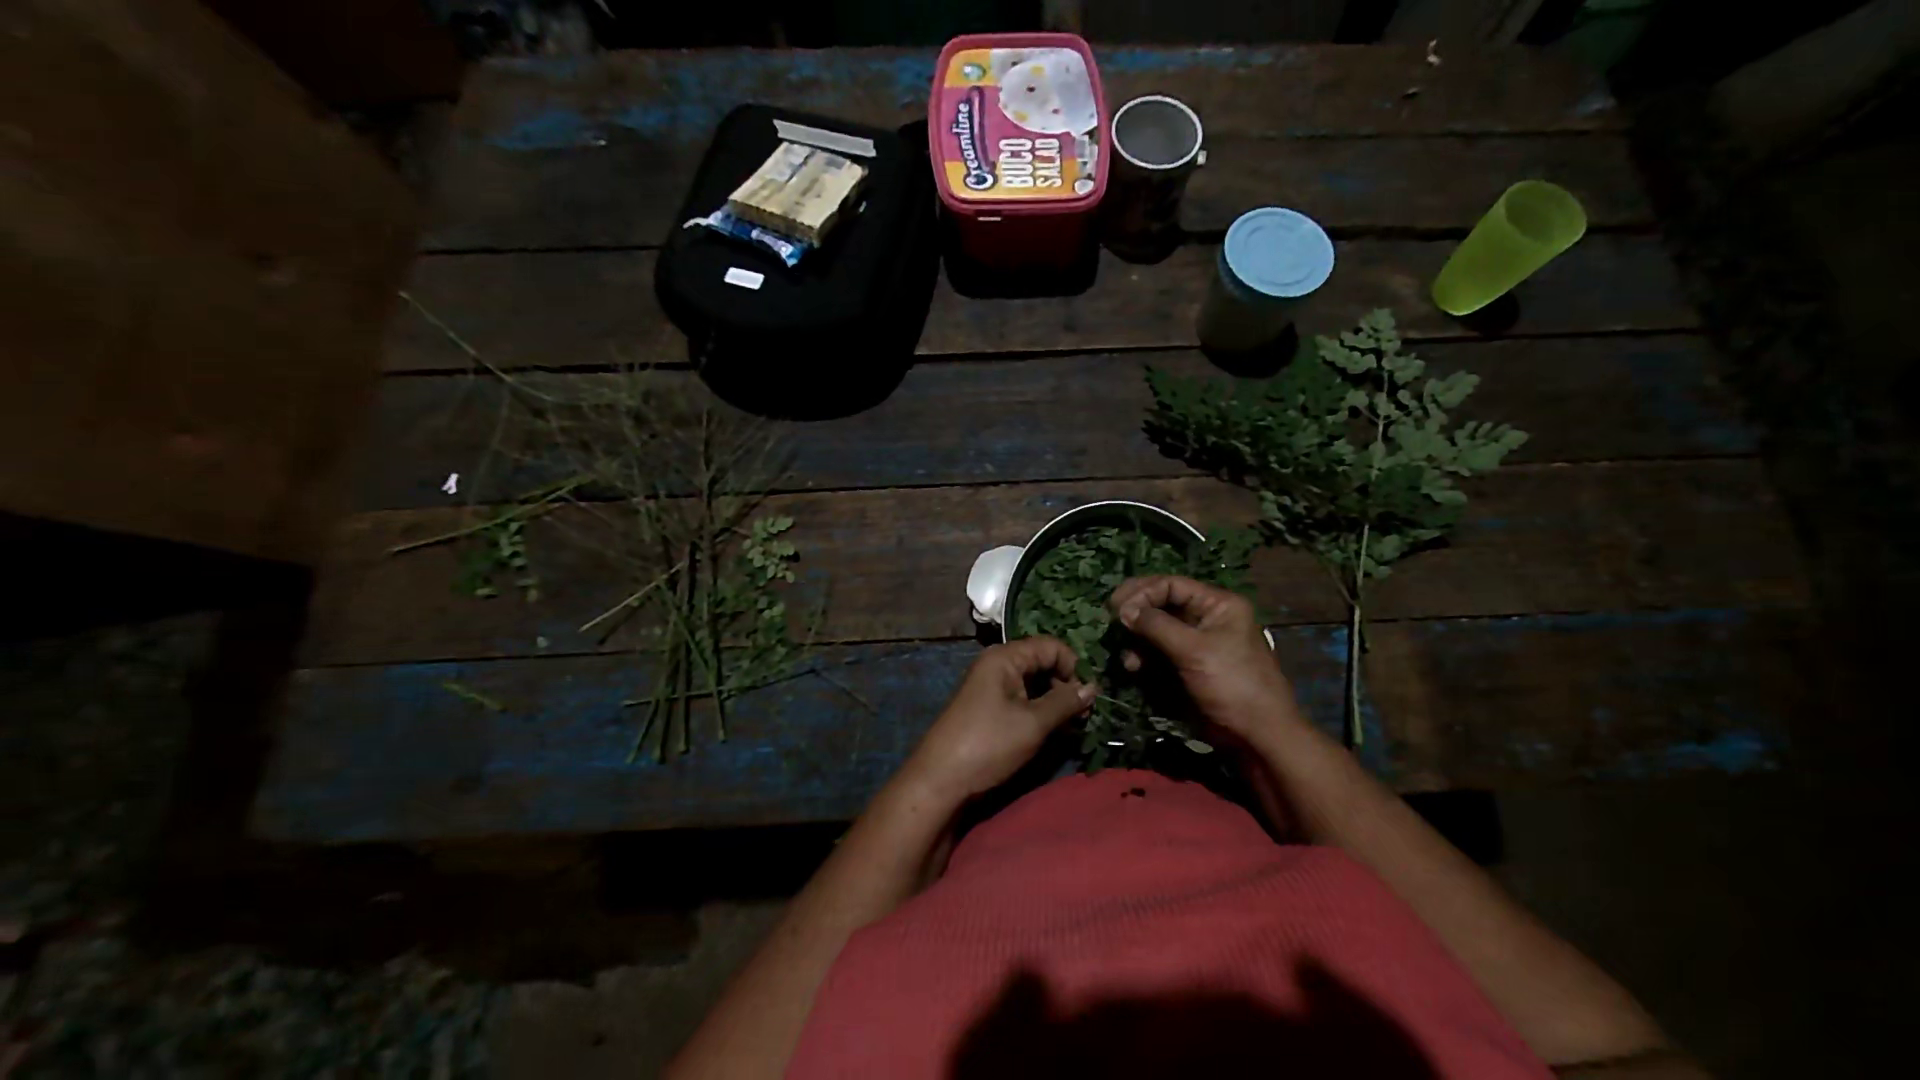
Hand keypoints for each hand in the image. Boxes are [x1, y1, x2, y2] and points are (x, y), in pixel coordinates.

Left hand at [901, 637, 1094, 803]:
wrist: (941, 779)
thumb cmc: (988, 744)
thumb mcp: (1033, 723)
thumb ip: (1065, 702)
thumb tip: (1093, 687)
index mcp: (1004, 657)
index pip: (1051, 646)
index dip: (1074, 667)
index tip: (1089, 697)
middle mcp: (997, 665)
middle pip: (1043, 663)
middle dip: (1066, 685)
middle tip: (1084, 715)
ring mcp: (992, 687)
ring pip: (1034, 684)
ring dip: (1055, 702)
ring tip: (1073, 726)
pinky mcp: (990, 708)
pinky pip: (1023, 699)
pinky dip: (1040, 711)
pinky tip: (1054, 731)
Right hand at [1111, 576, 1300, 739]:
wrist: (1256, 734)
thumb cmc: (1232, 684)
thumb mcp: (1194, 650)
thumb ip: (1157, 625)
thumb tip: (1124, 610)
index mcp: (1218, 605)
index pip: (1171, 585)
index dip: (1141, 592)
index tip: (1116, 608)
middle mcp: (1206, 617)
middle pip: (1162, 603)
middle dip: (1136, 613)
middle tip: (1111, 621)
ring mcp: (1196, 642)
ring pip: (1157, 628)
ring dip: (1137, 638)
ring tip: (1127, 655)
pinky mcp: (1188, 665)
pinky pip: (1159, 651)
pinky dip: (1144, 656)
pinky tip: (1133, 667)